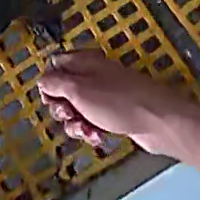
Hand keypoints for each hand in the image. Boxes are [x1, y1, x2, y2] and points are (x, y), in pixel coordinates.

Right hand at [37, 50, 195, 156]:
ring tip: (88, 131)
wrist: (158, 121)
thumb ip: (55, 84)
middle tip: (71, 116)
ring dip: (76, 124)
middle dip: (62, 109)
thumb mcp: (79, 91)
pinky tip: (98, 137)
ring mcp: (103, 95)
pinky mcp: (113, 113)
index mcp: (83, 62)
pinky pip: (92, 120)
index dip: (49, 86)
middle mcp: (91, 75)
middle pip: (63, 92)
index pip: (54, 67)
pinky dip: (91, 130)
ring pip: (76, 110)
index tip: (52, 101)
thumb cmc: (116, 102)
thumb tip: (41, 80)